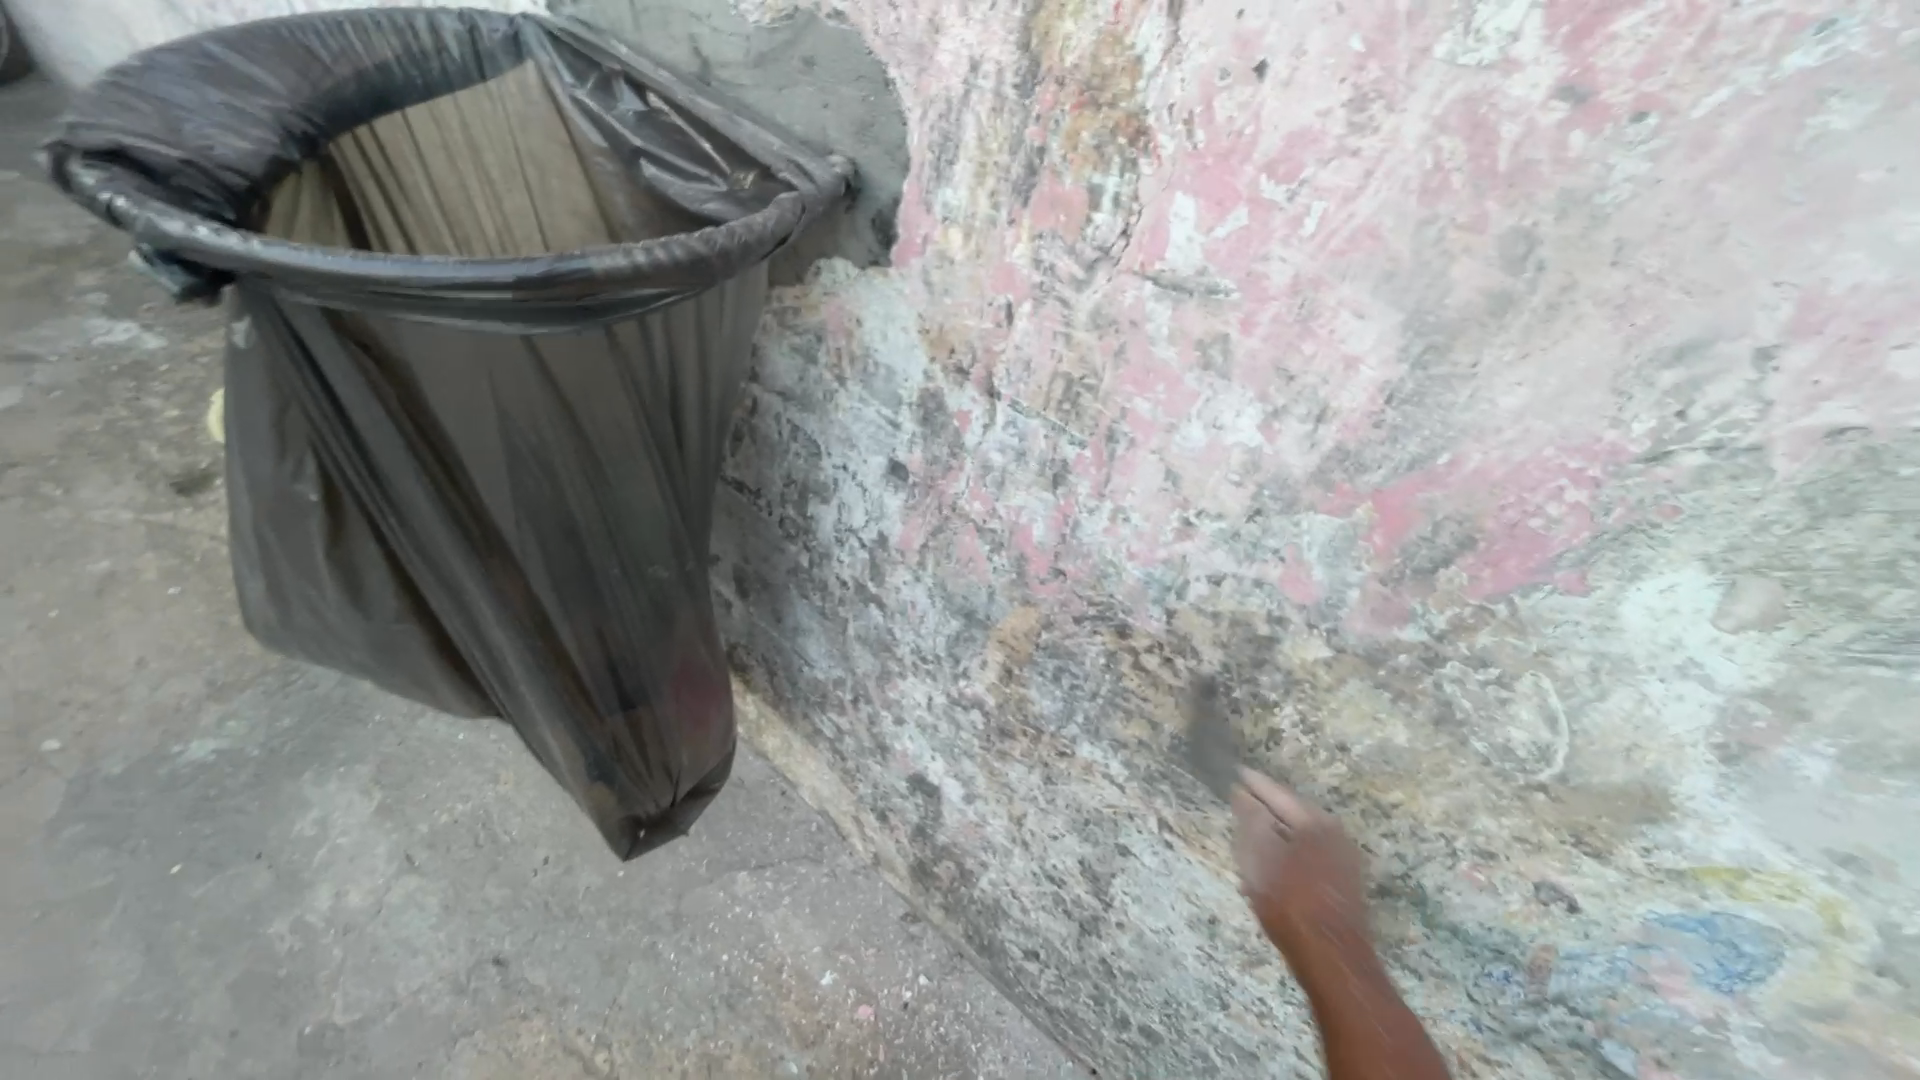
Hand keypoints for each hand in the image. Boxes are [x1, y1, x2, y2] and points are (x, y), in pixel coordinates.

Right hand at [1231, 768, 1370, 957]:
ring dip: (1274, 836)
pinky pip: (1307, 858)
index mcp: (1316, 823)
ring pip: (1299, 838)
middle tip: (1240, 802)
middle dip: (1265, 809)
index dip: (1254, 784)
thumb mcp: (1259, 856)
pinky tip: (1269, 869)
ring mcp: (1343, 862)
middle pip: (1292, 814)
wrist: (1332, 959)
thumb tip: (1244, 794)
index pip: (1279, 794)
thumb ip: (1251, 820)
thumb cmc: (1290, 902)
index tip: (1235, 772)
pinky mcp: (1342, 886)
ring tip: (1249, 836)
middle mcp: (1335, 835)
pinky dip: (1286, 855)